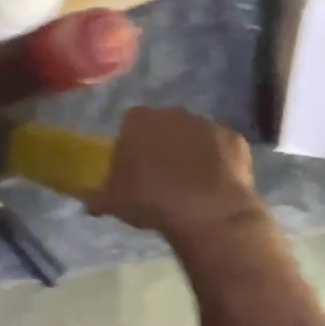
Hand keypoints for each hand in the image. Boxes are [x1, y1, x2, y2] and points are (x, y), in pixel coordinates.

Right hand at [86, 107, 264, 242]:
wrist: (206, 212)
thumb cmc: (149, 200)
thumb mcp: (111, 202)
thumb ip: (96, 198)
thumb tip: (88, 204)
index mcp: (138, 121)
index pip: (129, 124)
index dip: (130, 144)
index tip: (131, 166)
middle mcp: (173, 113)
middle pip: (163, 125)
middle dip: (160, 144)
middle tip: (158, 175)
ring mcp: (208, 124)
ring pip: (193, 135)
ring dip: (189, 151)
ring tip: (187, 183)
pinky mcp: (236, 139)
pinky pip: (221, 148)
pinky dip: (217, 161)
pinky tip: (212, 185)